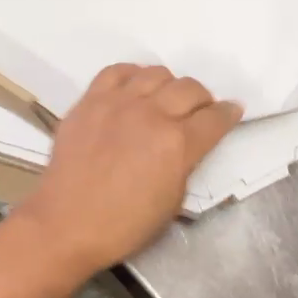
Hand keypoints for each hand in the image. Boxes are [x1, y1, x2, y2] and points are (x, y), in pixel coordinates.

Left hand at [17, 64, 242, 273]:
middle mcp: (152, 114)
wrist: (65, 225)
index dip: (229, 113)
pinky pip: (117, 71)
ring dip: (169, 85)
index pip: (215, 118)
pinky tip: (134, 90)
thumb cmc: (124, 225)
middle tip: (199, 112)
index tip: (232, 111)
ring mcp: (118, 103)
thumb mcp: (173, 202)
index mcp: (178, 144)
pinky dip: (133, 76)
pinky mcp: (90, 101)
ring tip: (165, 100)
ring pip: (157, 73)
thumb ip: (185, 164)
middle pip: (190, 88)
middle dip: (203, 99)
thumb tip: (189, 146)